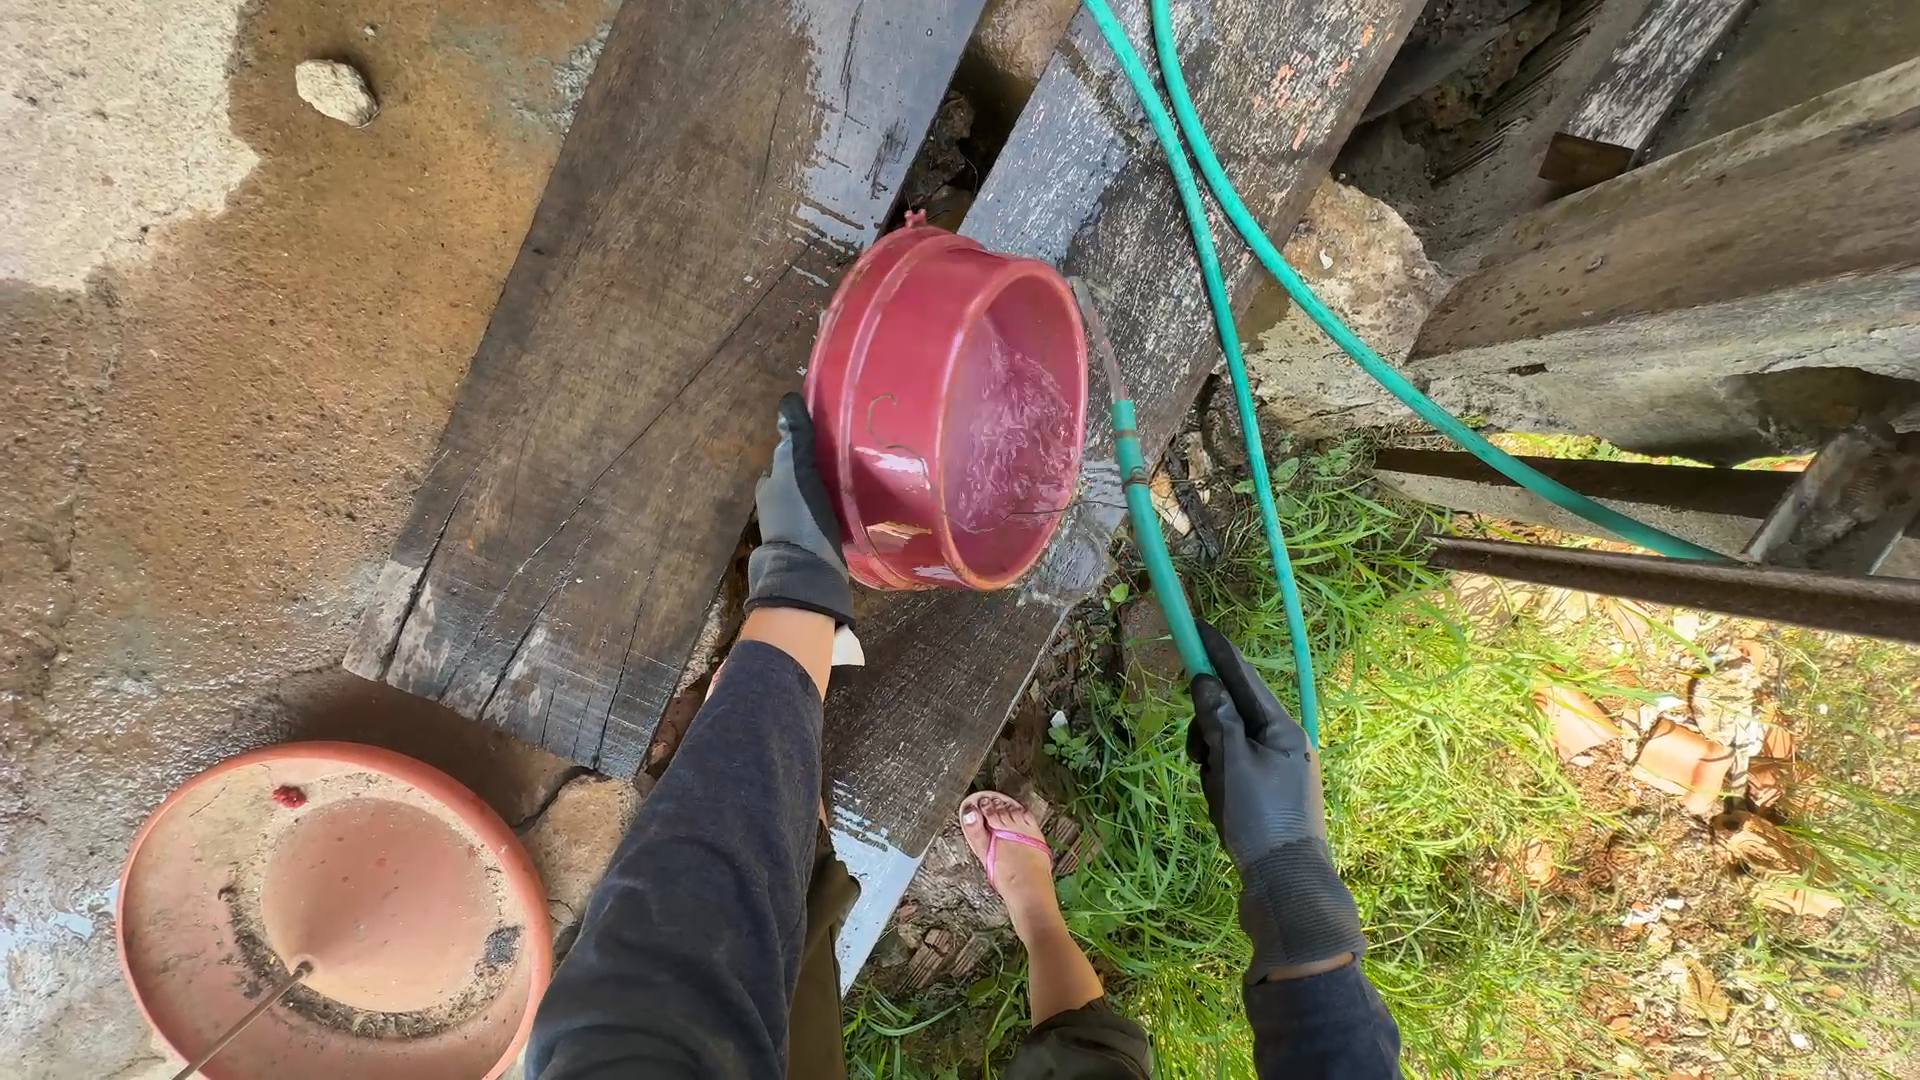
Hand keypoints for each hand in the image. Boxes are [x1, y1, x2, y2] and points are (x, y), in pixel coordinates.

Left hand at [744, 394, 854, 626]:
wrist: (809, 571)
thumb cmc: (799, 516)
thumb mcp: (796, 469)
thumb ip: (794, 438)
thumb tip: (788, 399)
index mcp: (770, 486)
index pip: (785, 458)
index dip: (802, 447)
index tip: (825, 440)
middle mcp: (779, 507)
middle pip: (800, 480)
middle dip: (817, 471)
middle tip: (847, 459)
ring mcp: (797, 529)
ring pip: (814, 500)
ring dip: (830, 492)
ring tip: (857, 482)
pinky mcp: (817, 547)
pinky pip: (828, 520)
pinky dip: (839, 512)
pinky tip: (857, 510)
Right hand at [1188, 621, 1364, 979]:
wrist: (1287, 884)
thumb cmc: (1259, 819)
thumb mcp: (1232, 763)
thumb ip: (1217, 717)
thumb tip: (1204, 678)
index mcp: (1282, 727)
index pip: (1244, 676)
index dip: (1218, 649)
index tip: (1197, 625)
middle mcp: (1285, 739)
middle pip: (1233, 708)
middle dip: (1208, 723)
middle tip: (1197, 751)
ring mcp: (1280, 763)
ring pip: (1230, 736)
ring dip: (1212, 751)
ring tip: (1212, 785)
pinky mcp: (1271, 786)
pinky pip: (1236, 761)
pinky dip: (1221, 770)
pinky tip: (1220, 797)